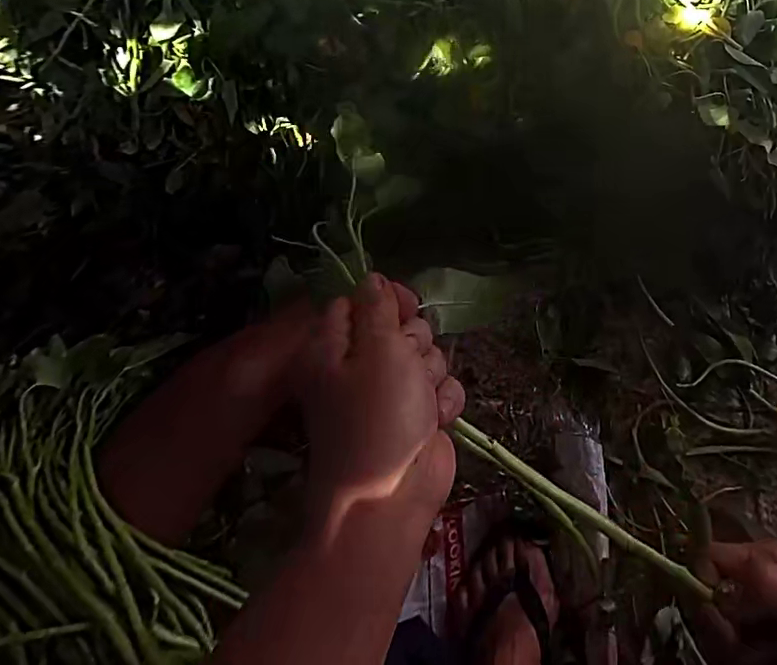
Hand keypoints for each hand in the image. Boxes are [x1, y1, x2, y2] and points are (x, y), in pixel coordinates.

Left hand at [298, 274, 464, 525]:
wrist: (391, 497)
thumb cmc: (377, 417)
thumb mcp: (378, 350)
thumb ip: (379, 308)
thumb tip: (371, 277)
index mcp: (334, 347)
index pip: (359, 300)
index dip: (387, 299)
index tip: (407, 306)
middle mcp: (359, 366)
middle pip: (400, 326)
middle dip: (414, 342)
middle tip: (407, 365)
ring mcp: (390, 392)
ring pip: (427, 355)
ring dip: (431, 373)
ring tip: (420, 399)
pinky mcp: (418, 413)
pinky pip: (441, 386)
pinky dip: (442, 401)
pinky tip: (435, 419)